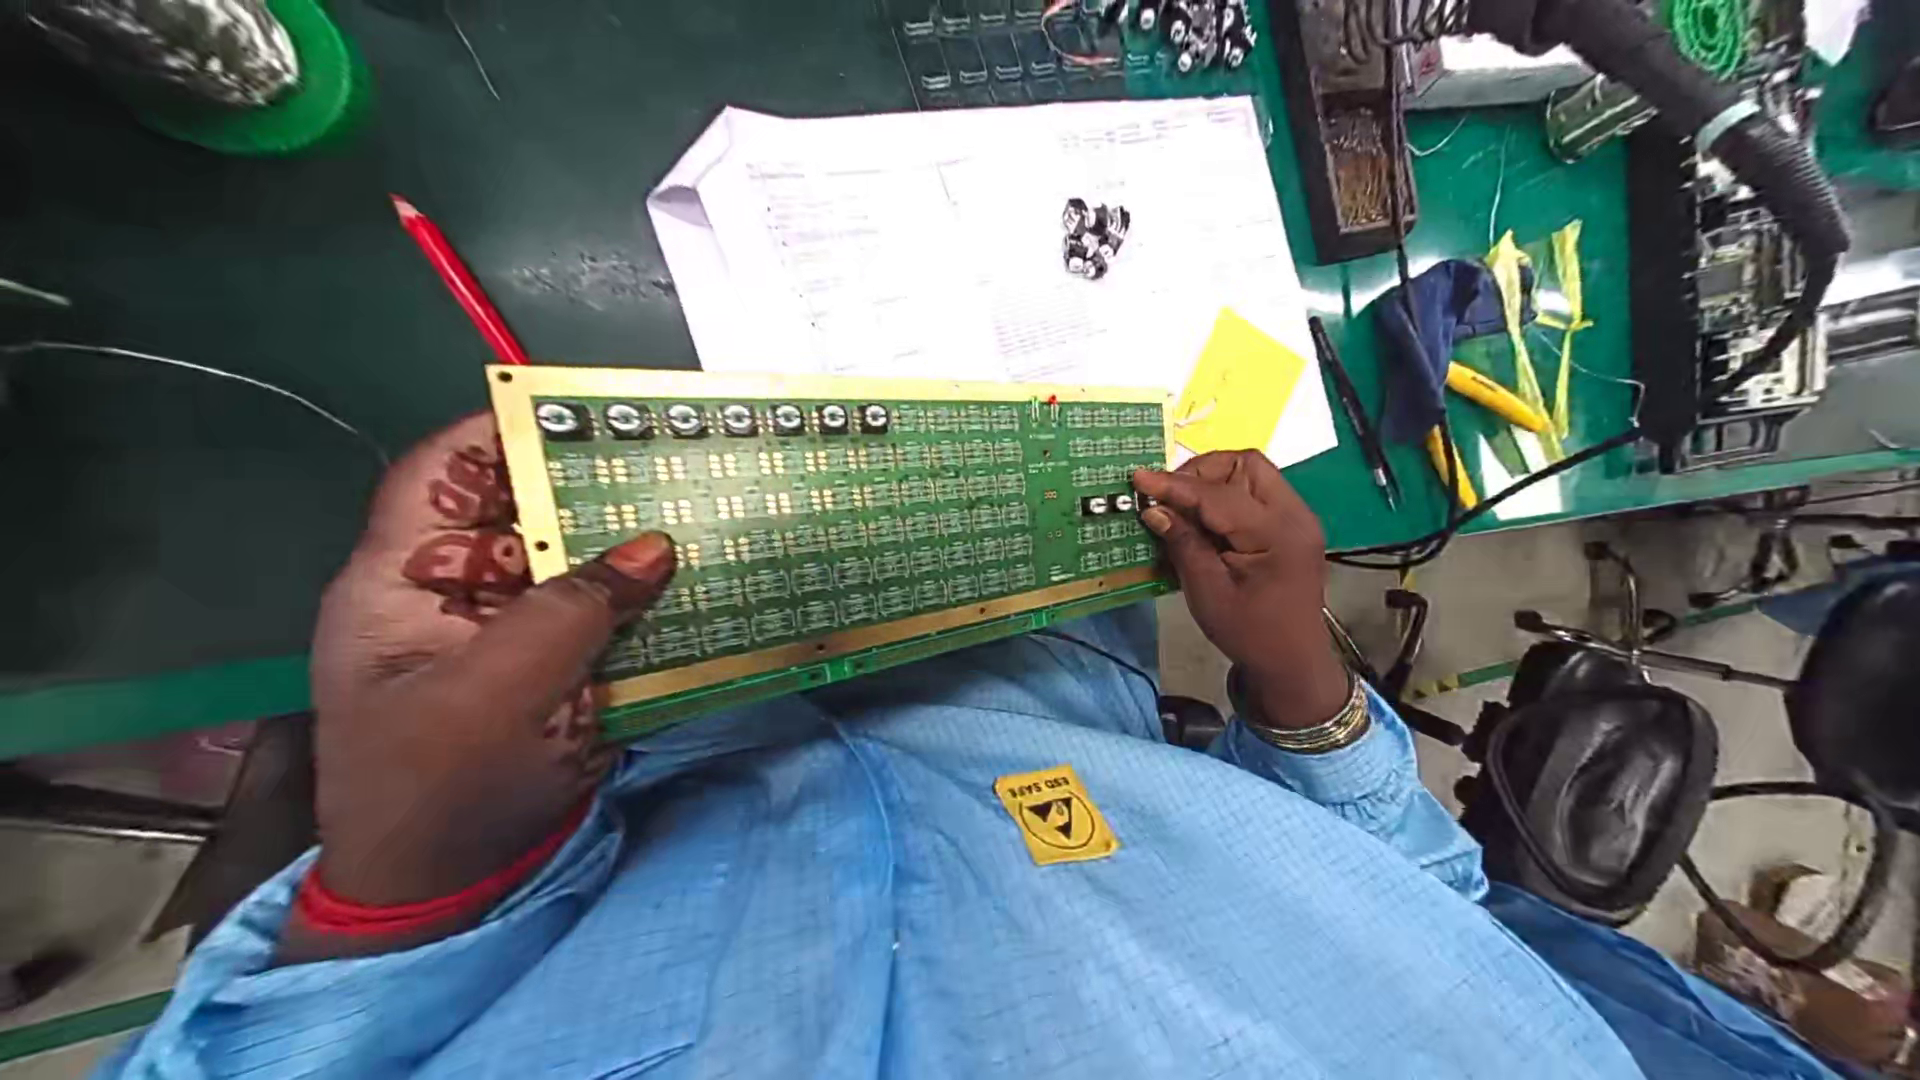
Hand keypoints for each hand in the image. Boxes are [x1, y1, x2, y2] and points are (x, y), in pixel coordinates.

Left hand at [305, 413, 675, 917]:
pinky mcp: (566, 656)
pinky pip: (611, 605)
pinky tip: (695, 572)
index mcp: (405, 582)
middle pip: (526, 511)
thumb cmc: (445, 785)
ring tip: (693, 501)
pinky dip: (650, 590)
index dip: (497, 431)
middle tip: (662, 453)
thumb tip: (657, 546)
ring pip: (579, 558)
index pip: (441, 477)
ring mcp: (521, 625)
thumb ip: (574, 610)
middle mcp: (465, 590)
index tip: (576, 409)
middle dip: (589, 482)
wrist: (460, 877)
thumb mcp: (497, 693)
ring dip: (630, 537)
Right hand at [1132, 451, 1348, 729]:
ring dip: (1213, 480)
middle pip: (1246, 463)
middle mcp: (1294, 514)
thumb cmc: (1249, 632)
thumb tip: (1154, 510)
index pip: (1218, 494)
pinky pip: (1255, 491)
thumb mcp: (1207, 591)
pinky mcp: (1290, 524)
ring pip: (1252, 472)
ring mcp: (1296, 517)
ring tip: (1183, 506)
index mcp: (1276, 533)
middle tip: (1168, 496)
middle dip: (1200, 471)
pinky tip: (1204, 518)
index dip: (1175, 484)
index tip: (1138, 478)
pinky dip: (1225, 494)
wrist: (1292, 661)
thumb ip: (1183, 544)